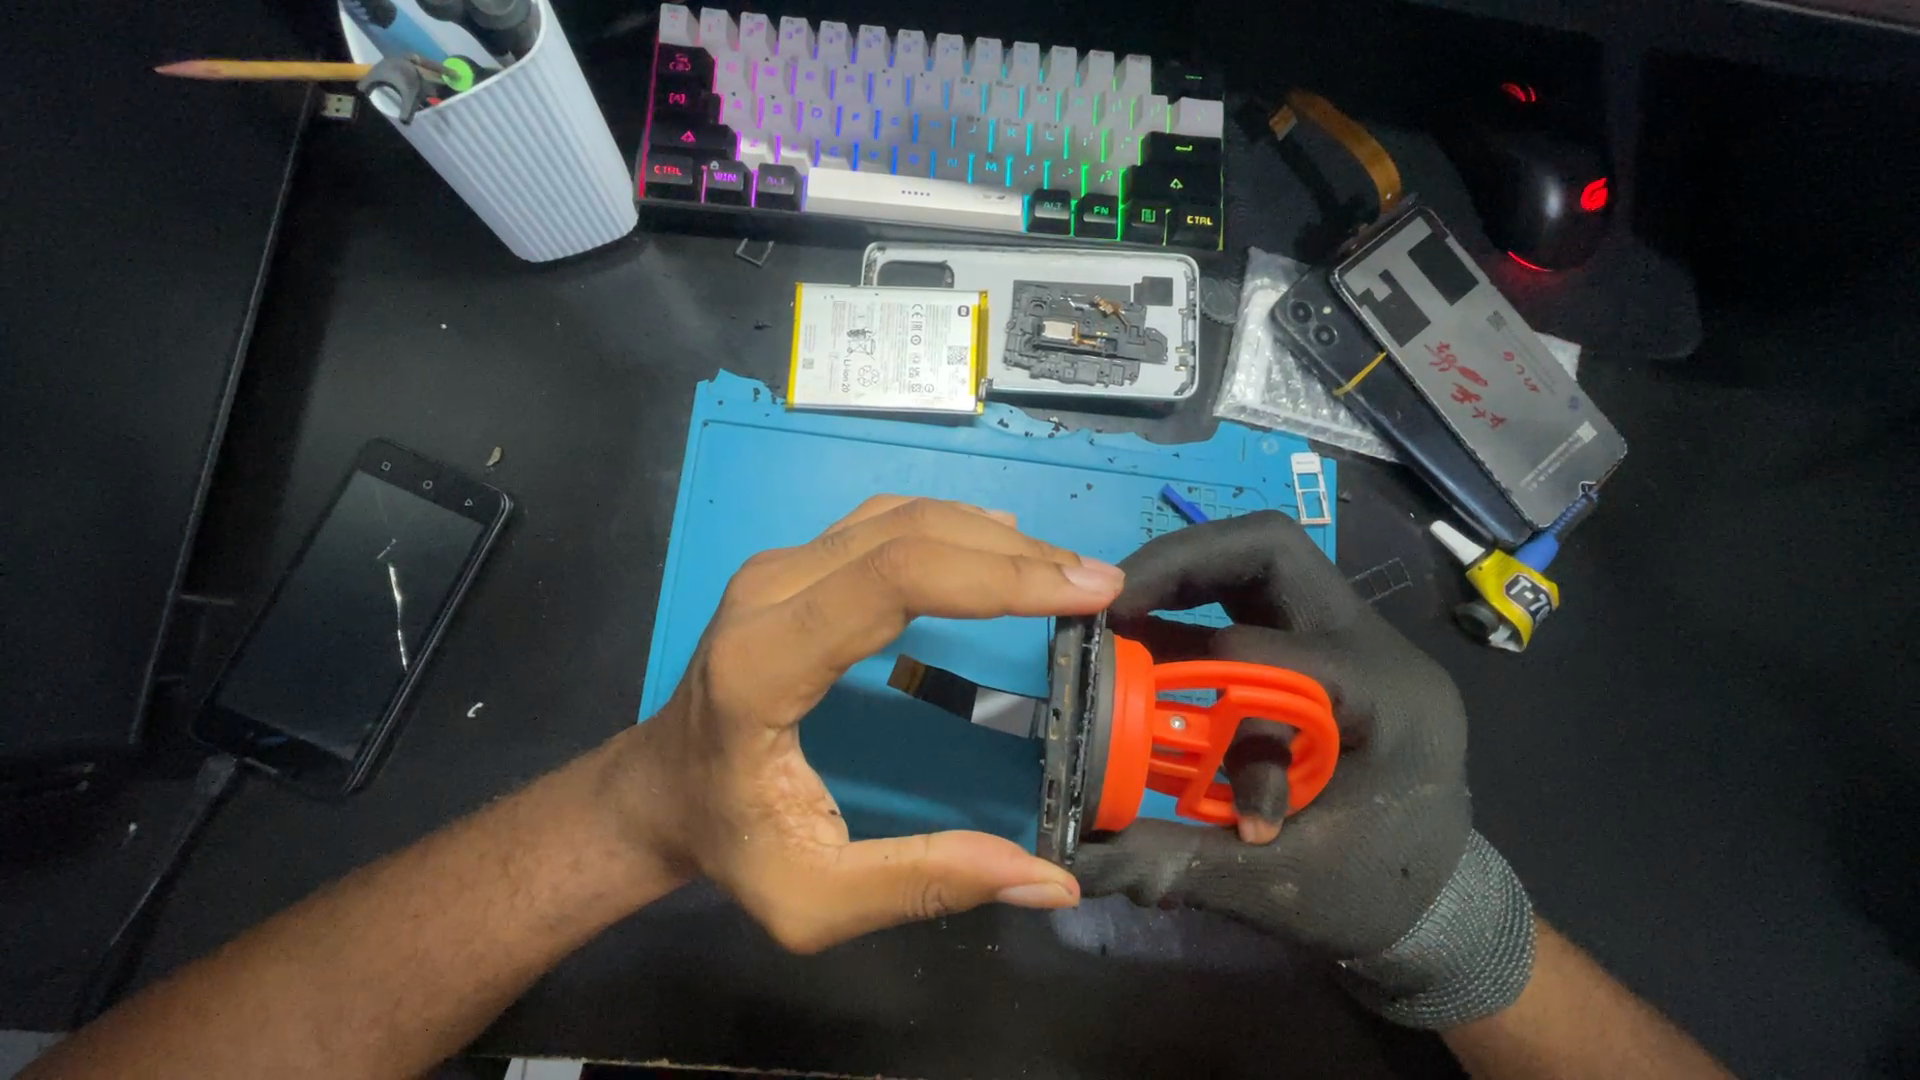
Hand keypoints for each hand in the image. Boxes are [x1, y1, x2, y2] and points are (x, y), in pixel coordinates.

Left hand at [614, 496, 1123, 952]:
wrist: (659, 787)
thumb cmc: (731, 840)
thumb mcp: (814, 897)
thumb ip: (926, 883)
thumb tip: (1046, 882)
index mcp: (768, 663)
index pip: (897, 580)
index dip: (1001, 577)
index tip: (1086, 591)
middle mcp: (769, 592)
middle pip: (910, 535)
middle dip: (1017, 557)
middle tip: (1095, 585)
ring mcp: (777, 567)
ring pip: (900, 516)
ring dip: (991, 537)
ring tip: (1062, 571)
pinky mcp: (792, 564)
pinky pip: (882, 521)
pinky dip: (950, 527)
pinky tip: (997, 542)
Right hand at [1071, 510, 1471, 958]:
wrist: (1441, 904)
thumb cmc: (1374, 894)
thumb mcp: (1279, 888)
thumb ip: (1175, 862)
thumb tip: (1071, 859)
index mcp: (1387, 698)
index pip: (1279, 655)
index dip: (1203, 683)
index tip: (1138, 713)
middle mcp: (1370, 644)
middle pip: (1270, 551)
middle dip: (1178, 564)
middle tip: (1112, 602)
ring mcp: (1344, 636)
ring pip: (1256, 559)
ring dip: (1178, 575)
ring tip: (1117, 612)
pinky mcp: (1315, 645)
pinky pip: (1245, 599)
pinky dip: (1187, 610)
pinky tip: (1144, 642)